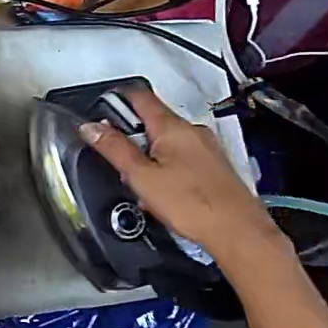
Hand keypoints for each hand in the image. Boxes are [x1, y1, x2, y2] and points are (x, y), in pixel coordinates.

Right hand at [78, 88, 285, 260]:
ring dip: (151, 155)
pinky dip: (169, 168)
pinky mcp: (214, 165)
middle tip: (119, 158)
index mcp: (172, 126)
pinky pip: (184, 157)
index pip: (140, 96)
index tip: (102, 109)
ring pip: (169, 141)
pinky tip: (166, 193)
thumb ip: (115, 149)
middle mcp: (192, 130)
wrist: (236, 230)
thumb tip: (92, 128)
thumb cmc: (194, 204)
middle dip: (133, 137)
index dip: (117, 99)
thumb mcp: (142, 177)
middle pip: (154, 119)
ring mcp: (206, 147)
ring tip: (143, 184)